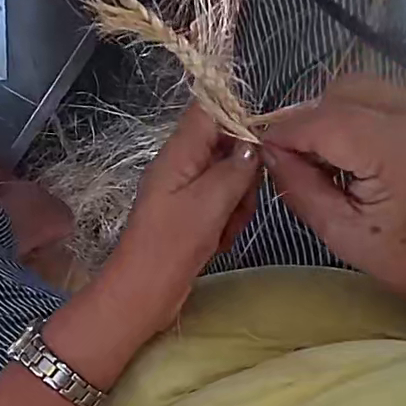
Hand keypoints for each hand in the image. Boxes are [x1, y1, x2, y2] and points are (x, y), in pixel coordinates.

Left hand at [97, 104, 260, 333]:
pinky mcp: (190, 217)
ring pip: (229, 181)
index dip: (238, 116)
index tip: (263, 141)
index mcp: (178, 153)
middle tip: (238, 204)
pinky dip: (226, 222)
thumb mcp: (209, 202)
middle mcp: (181, 167)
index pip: (208, 110)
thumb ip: (235, 168)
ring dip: (237, 205)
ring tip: (225, 230)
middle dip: (244, 176)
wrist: (142, 294)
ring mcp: (185, 193)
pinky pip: (220, 207)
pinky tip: (219, 241)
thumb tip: (253, 144)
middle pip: (226, 148)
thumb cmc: (170, 245)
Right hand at [260, 74, 405, 304]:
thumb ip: (298, 185)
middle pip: (339, 93)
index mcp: (402, 150)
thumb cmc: (401, 254)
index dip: (285, 133)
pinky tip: (348, 151)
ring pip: (355, 88)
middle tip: (294, 159)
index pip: (325, 122)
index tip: (262, 151)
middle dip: (307, 123)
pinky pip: (373, 95)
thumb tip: (266, 150)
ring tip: (324, 157)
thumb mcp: (337, 230)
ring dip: (328, 117)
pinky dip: (349, 116)